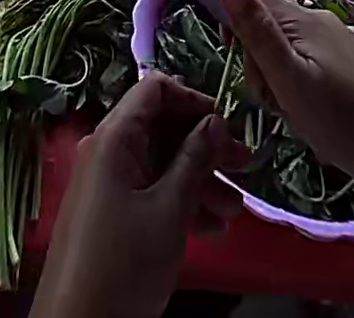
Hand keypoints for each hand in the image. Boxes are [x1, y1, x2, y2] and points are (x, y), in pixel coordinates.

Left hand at [30, 73, 241, 317]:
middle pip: (162, 127)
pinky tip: (210, 228)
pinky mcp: (111, 211)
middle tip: (246, 166)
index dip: (192, 99)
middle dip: (205, 146)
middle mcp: (108, 150)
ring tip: (233, 210)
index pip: (154, 89)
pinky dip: (180, 201)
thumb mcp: (168, 210)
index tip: (227, 123)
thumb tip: (216, 120)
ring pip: (161, 162)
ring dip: (199, 180)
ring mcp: (108, 181)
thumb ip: (194, 160)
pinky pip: (150, 189)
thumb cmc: (123, 263)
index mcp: (114, 137)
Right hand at [222, 0, 353, 189]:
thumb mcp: (290, 81)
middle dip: (256, 59)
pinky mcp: (348, 61)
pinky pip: (306, 59)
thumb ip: (258, 34)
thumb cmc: (346, 122)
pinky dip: (299, 83)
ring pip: (284, 45)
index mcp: (298, 18)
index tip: (239, 61)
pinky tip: (314, 113)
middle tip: (274, 100)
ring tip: (296, 112)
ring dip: (277, 76)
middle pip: (263, 22)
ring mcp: (335, 39)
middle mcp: (316, 19)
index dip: (232, 21)